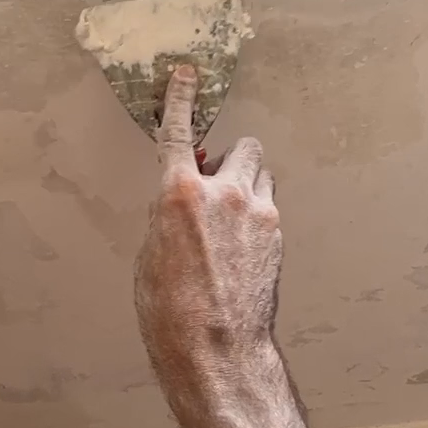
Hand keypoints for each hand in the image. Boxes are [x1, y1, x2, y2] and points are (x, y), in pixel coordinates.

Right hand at [133, 65, 291, 427]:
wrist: (218, 352)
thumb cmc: (170, 314)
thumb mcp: (149, 256)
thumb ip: (167, 215)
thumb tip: (179, 202)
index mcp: (179, 195)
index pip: (177, 133)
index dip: (179, 99)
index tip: (186, 75)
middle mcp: (224, 193)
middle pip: (243, 147)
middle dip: (230, 158)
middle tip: (215, 184)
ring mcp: (259, 212)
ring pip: (261, 173)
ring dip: (246, 183)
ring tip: (231, 219)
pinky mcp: (278, 234)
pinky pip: (268, 205)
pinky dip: (256, 213)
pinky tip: (241, 248)